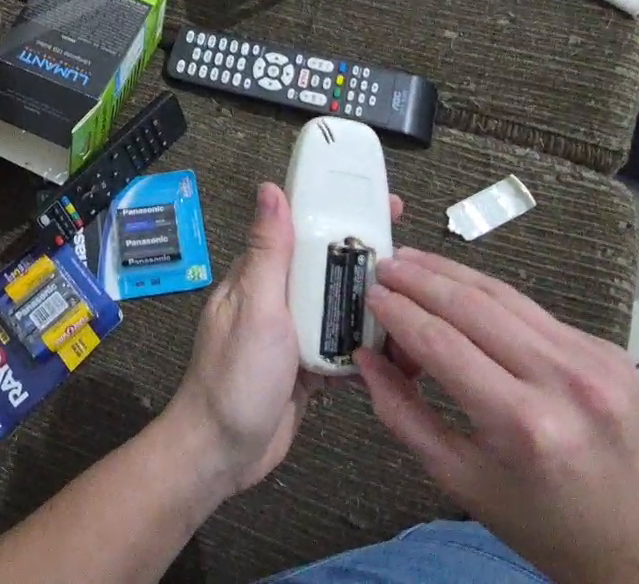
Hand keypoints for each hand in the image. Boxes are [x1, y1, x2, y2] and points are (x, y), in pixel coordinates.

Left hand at [162, 182, 403, 496]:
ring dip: (370, 302)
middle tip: (413, 258)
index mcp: (259, 275)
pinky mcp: (306, 365)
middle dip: (366, 257)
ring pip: (338, 304)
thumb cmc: (234, 376)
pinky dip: (365, 344)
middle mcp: (275, 297)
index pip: (301, 228)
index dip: (337, 210)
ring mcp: (291, 332)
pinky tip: (398, 347)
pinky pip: (341, 344)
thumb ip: (268, 252)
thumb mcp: (255, 307)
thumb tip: (271, 188)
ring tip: (414, 301)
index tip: (381, 203)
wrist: (223, 451)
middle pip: (326, 265)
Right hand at [356, 250, 638, 583]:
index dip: (397, 312)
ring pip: (504, 296)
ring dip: (451, 273)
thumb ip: (403, 415)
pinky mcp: (610, 351)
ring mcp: (593, 361)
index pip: (440, 343)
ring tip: (412, 259)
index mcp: (521, 424)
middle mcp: (561, 381)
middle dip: (419, 279)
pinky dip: (490, 296)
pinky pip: (534, 312)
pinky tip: (460, 289)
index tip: (368, 293)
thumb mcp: (461, 481)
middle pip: (471, 307)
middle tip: (383, 263)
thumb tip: (364, 359)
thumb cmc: (545, 526)